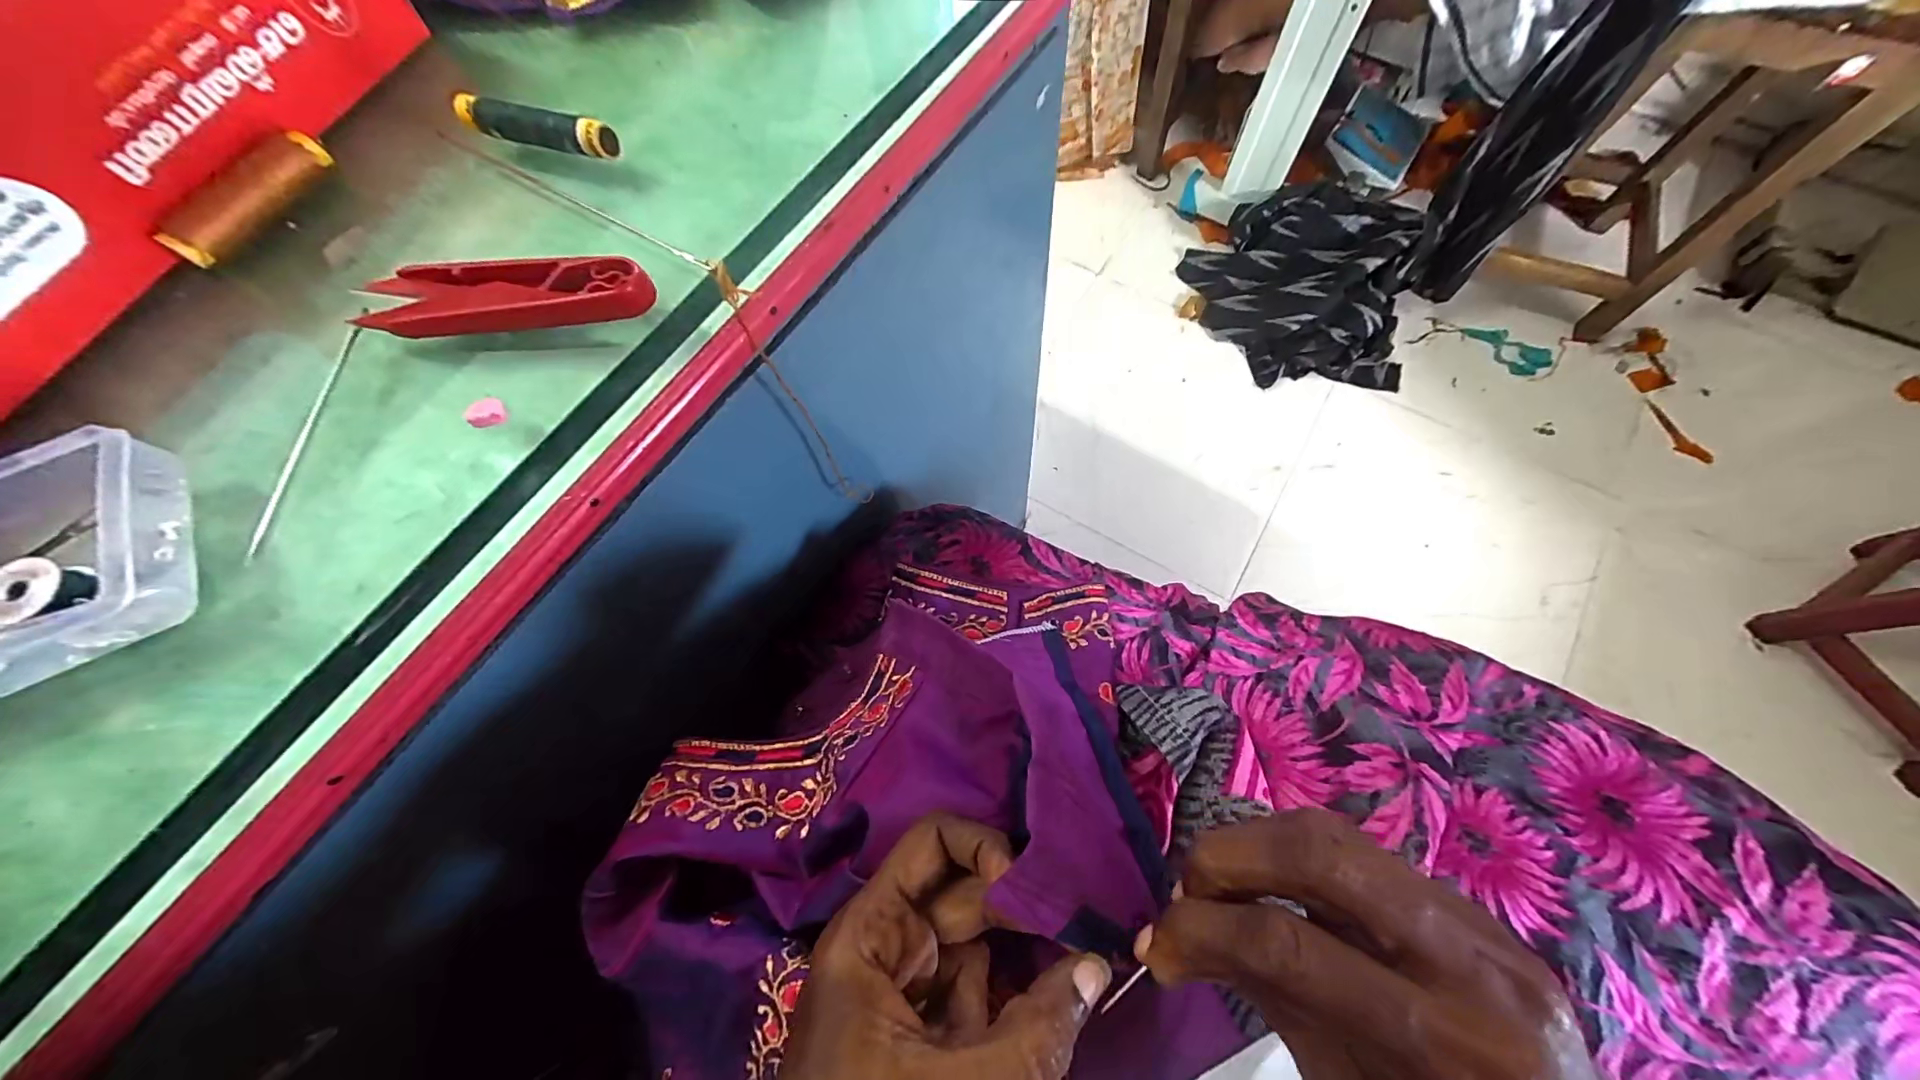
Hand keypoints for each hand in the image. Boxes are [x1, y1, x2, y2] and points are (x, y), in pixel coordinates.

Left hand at [782, 814, 1112, 1079]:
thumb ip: (1040, 1025)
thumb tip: (1095, 967)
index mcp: (873, 934)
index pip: (931, 845)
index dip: (982, 846)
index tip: (1030, 885)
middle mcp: (887, 947)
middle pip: (961, 892)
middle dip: (1021, 899)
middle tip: (1083, 910)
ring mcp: (907, 991)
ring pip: (974, 943)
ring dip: (1026, 943)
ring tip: (1083, 937)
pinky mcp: (924, 1034)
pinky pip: (975, 989)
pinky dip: (1016, 989)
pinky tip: (1063, 985)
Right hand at [1135, 811, 1597, 1079]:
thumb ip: (1265, 996)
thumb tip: (1173, 938)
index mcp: (1444, 1042)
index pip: (1292, 946)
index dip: (1203, 930)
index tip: (1156, 944)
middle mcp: (1470, 960)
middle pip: (1318, 853)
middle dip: (1226, 858)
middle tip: (1187, 891)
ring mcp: (1477, 919)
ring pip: (1333, 832)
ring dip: (1252, 844)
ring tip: (1217, 882)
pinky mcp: (1465, 900)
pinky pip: (1356, 848)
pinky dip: (1289, 852)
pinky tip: (1265, 880)